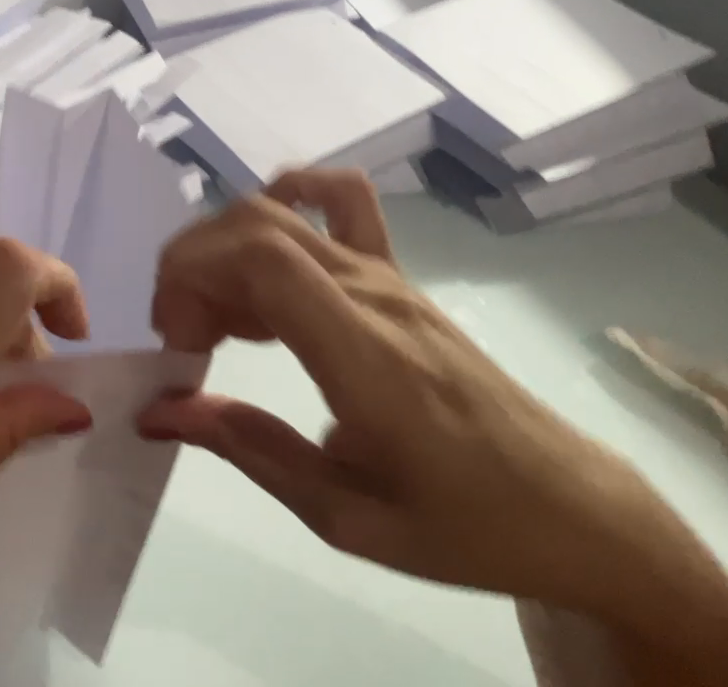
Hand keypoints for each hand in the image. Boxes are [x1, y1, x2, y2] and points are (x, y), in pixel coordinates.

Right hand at [138, 169, 727, 685]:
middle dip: (192, 268)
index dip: (193, 279)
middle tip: (185, 340)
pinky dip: (283, 203)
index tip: (178, 346)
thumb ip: (249, 449)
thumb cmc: (462, 524)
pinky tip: (261, 252)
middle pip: (257, 224)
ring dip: (222, 251)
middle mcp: (375, 295)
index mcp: (366, 356)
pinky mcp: (397, 278)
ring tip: (214, 322)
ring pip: (282, 212)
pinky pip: (339, 203)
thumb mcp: (345, 516)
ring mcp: (389, 277)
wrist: (569, 507)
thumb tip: (158, 411)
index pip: (263, 258)